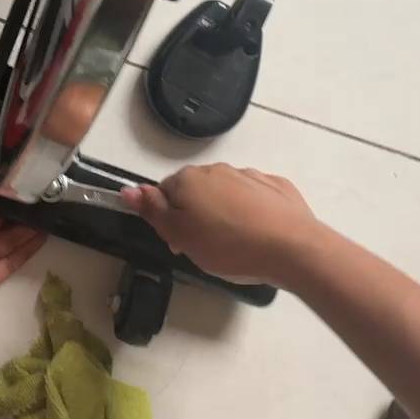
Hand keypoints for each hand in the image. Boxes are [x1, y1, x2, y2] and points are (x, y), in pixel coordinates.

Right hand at [120, 162, 321, 285]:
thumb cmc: (227, 245)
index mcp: (188, 180)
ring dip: (224, 212)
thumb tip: (128, 189)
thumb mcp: (180, 235)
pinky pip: (255, 196)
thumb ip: (152, 211)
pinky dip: (252, 210)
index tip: (180, 243)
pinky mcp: (276, 186)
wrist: (292, 246)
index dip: (168, 219)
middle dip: (196, 214)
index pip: (164, 193)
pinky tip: (260, 232)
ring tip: (236, 244)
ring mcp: (248, 175)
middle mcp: (215, 169)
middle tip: (206, 248)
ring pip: (225, 192)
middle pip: (195, 191)